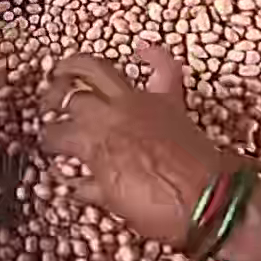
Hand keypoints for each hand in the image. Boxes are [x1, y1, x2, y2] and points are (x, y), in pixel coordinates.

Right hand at [37, 46, 234, 248]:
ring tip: (65, 68)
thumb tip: (74, 184)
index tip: (47, 145)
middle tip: (47, 105)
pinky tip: (141, 50)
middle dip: (53, 100)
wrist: (213, 205)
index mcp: (91, 141)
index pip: (57, 134)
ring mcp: (138, 102)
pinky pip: (163, 70)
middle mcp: (108, 114)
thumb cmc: (159, 210)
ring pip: (98, 69)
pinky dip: (153, 57)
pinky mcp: (168, 102)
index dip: (48, 140)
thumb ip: (90, 187)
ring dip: (77, 67)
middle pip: (70, 96)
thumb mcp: (114, 202)